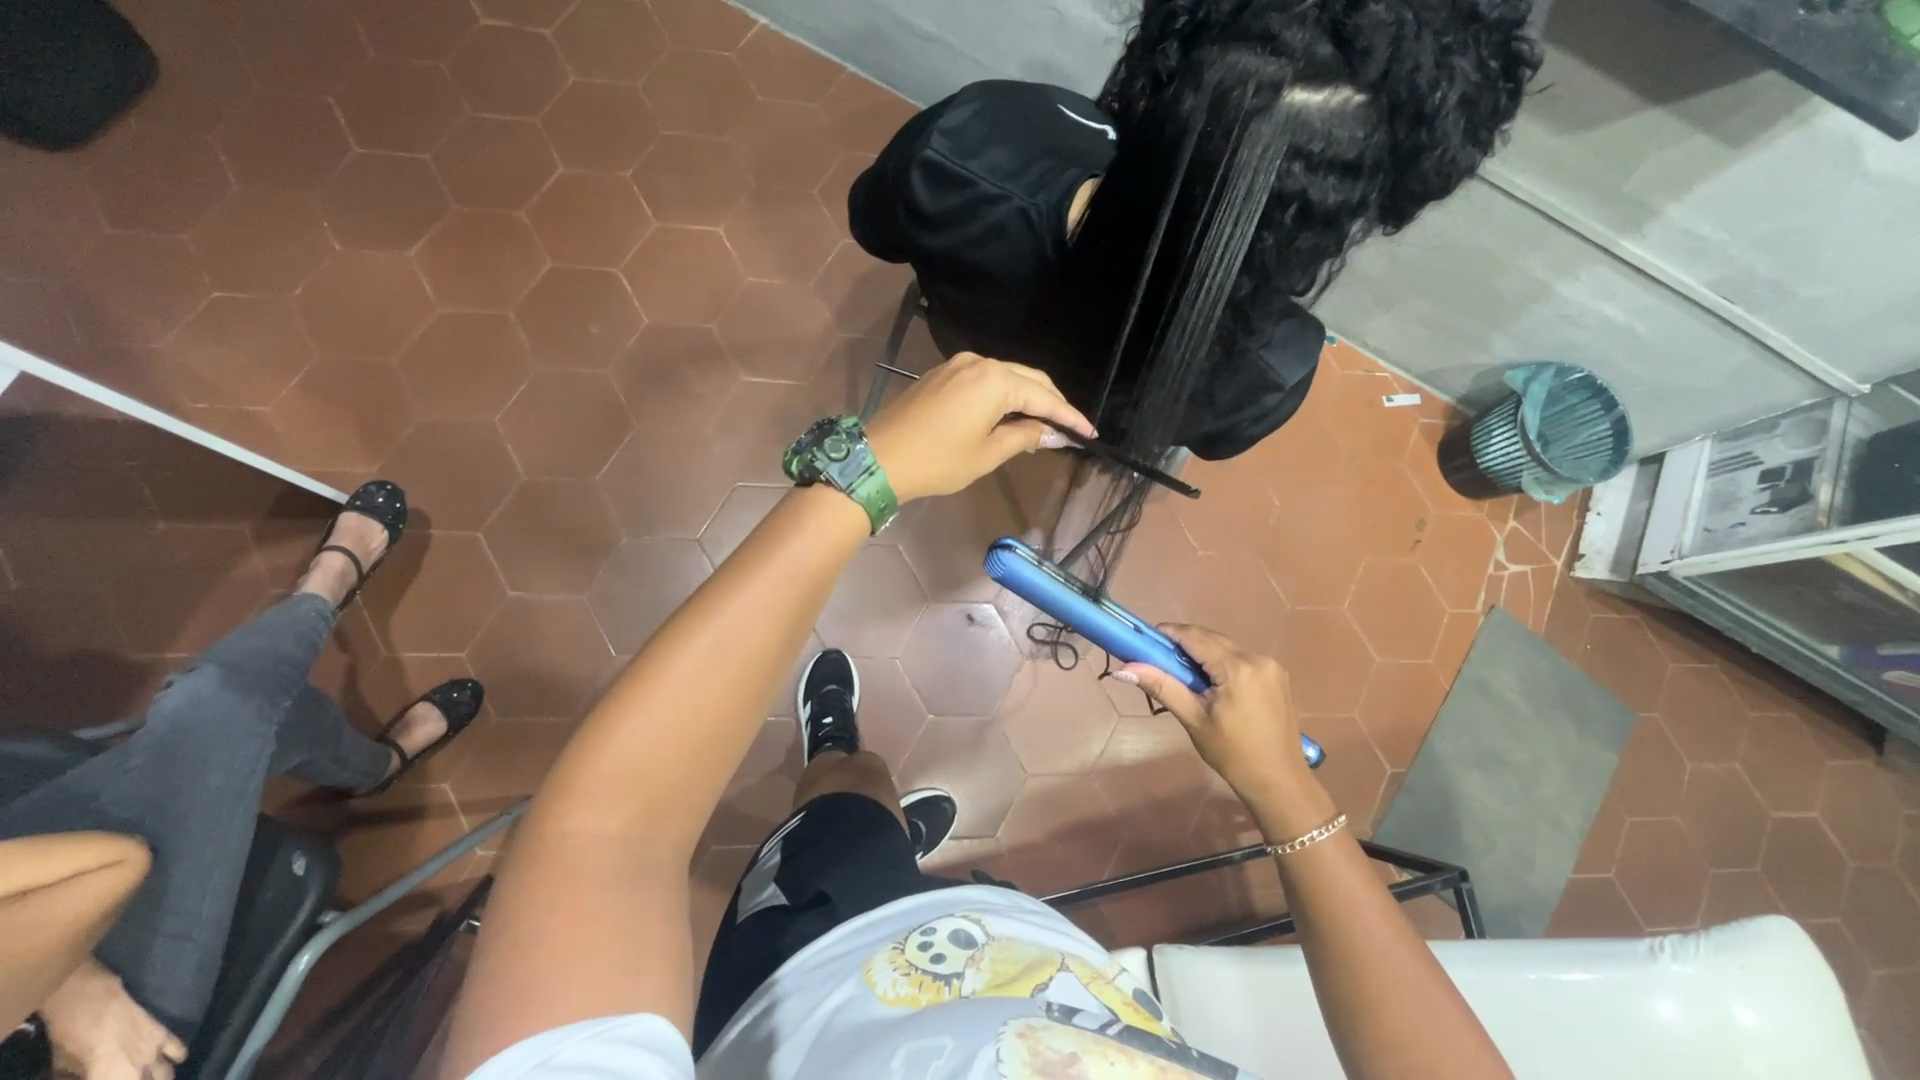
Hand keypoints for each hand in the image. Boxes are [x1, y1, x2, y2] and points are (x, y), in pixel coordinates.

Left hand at [41, 959, 184, 1079]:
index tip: (100, 1077)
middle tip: (123, 1077)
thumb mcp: (63, 1066)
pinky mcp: (163, 1033)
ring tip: (148, 1078)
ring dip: (157, 1078)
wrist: (89, 998)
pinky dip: (175, 1058)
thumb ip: (74, 1077)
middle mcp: (140, 1067)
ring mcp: (155, 1049)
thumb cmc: (70, 1035)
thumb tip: (80, 1077)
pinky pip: (178, 1050)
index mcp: (113, 1077)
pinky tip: (166, 1062)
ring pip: (166, 1074)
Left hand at [863, 352, 1095, 502]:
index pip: (1044, 397)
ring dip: (1028, 397)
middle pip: (1029, 378)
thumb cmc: (937, 461)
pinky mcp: (942, 374)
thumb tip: (1048, 432)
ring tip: (1044, 423)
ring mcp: (958, 365)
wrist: (880, 458)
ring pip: (1007, 376)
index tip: (1089, 432)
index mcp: (995, 380)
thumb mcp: (987, 454)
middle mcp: (979, 362)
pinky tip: (1010, 414)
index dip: (1069, 416)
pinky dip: (1003, 394)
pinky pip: (984, 379)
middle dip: (1052, 402)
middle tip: (1070, 427)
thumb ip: (1023, 437)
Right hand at [1116, 624, 1328, 835]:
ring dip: (1202, 654)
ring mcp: (1271, 666)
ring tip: (1182, 677)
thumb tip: (1125, 669)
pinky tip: (1209, 685)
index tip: (1144, 641)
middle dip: (1183, 644)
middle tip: (1157, 662)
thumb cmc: (1233, 754)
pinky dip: (1220, 663)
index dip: (1167, 633)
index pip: (1195, 636)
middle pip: (1211, 639)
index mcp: (1238, 668)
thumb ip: (1162, 687)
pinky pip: (1241, 659)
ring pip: (1226, 648)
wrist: (1279, 781)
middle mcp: (1257, 658)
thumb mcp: (1194, 720)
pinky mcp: (1276, 676)